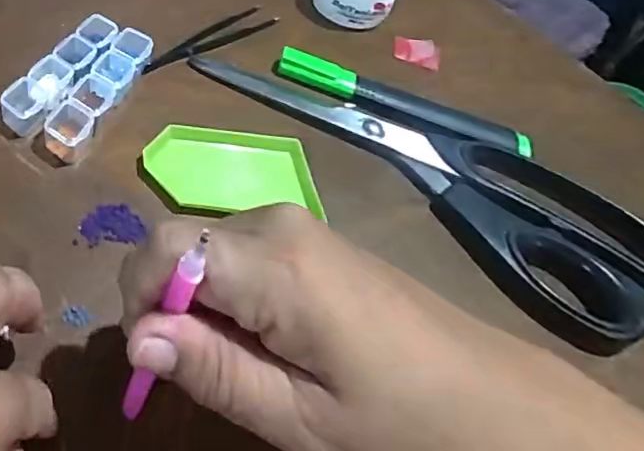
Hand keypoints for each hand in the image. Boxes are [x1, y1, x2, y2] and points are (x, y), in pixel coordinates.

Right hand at [119, 205, 643, 450]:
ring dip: (197, 299)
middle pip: (181, 243)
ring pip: (203, 245)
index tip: (155, 360)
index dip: (139, 296)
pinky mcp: (304, 234)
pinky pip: (235, 249)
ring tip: (241, 364)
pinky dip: (226, 290)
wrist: (509, 408)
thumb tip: (134, 340)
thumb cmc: (407, 425)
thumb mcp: (304, 421)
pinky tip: (266, 338)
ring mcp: (291, 220)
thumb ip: (213, 371)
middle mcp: (272, 217)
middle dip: (168, 302)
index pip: (163, 245)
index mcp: (273, 259)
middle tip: (202, 374)